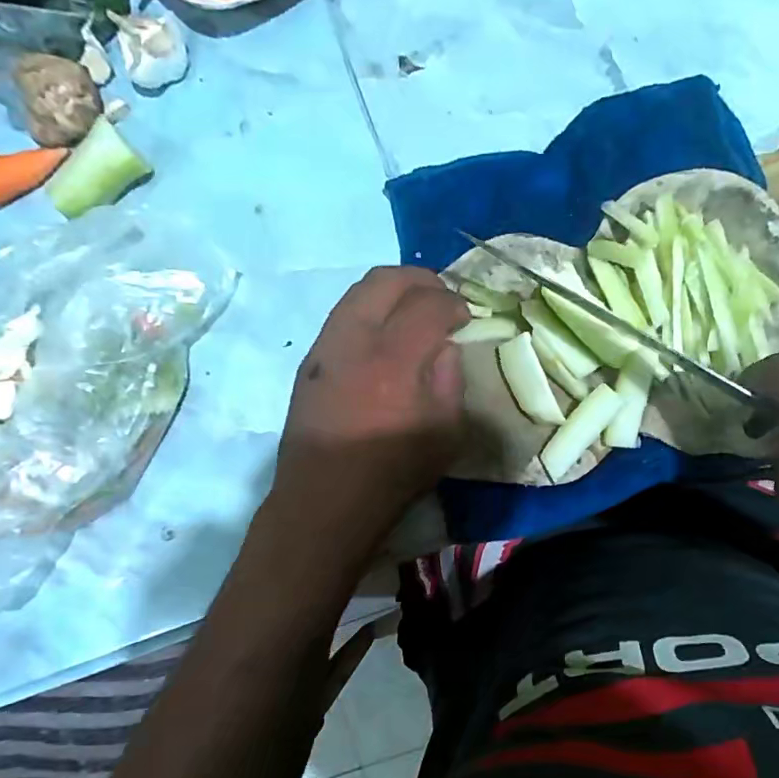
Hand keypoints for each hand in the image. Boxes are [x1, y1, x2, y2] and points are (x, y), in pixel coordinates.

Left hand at [275, 267, 467, 521]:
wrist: (327, 497)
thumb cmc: (394, 472)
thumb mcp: (447, 434)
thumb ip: (452, 380)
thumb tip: (445, 347)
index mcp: (396, 361)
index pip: (428, 305)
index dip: (454, 303)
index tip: (468, 317)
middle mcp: (355, 340)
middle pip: (387, 280)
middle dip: (422, 281)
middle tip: (443, 298)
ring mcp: (326, 346)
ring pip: (359, 291)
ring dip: (393, 290)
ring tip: (414, 310)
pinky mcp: (310, 360)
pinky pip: (343, 314)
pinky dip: (371, 309)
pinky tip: (385, 335)